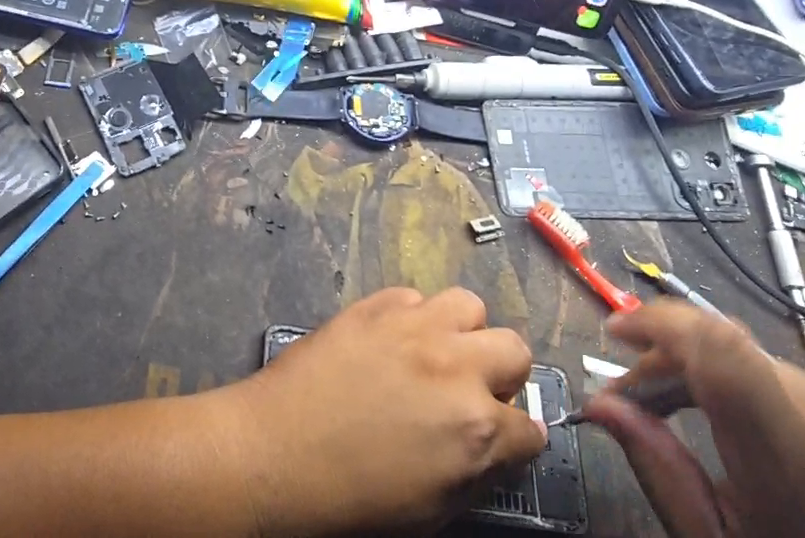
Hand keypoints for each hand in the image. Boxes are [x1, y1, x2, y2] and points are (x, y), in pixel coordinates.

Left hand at [220, 287, 546, 535]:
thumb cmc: (351, 496)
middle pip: (514, 349)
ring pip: (468, 306)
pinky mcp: (373, 305)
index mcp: (476, 427)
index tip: (503, 438)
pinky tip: (392, 341)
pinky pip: (413, 296)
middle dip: (502, 375)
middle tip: (473, 391)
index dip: (518, 438)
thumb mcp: (432, 508)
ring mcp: (413, 327)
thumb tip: (498, 447)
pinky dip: (412, 317)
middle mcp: (454, 366)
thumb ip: (477, 471)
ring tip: (436, 353)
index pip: (531, 428)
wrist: (274, 452)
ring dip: (462, 332)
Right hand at [581, 301, 804, 537]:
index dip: (658, 323)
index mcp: (788, 453)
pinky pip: (783, 381)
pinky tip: (724, 426)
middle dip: (660, 357)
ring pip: (749, 360)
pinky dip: (736, 387)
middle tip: (627, 399)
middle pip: (722, 345)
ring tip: (669, 414)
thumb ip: (662, 471)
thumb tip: (603, 407)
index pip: (717, 346)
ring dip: (696, 372)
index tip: (615, 333)